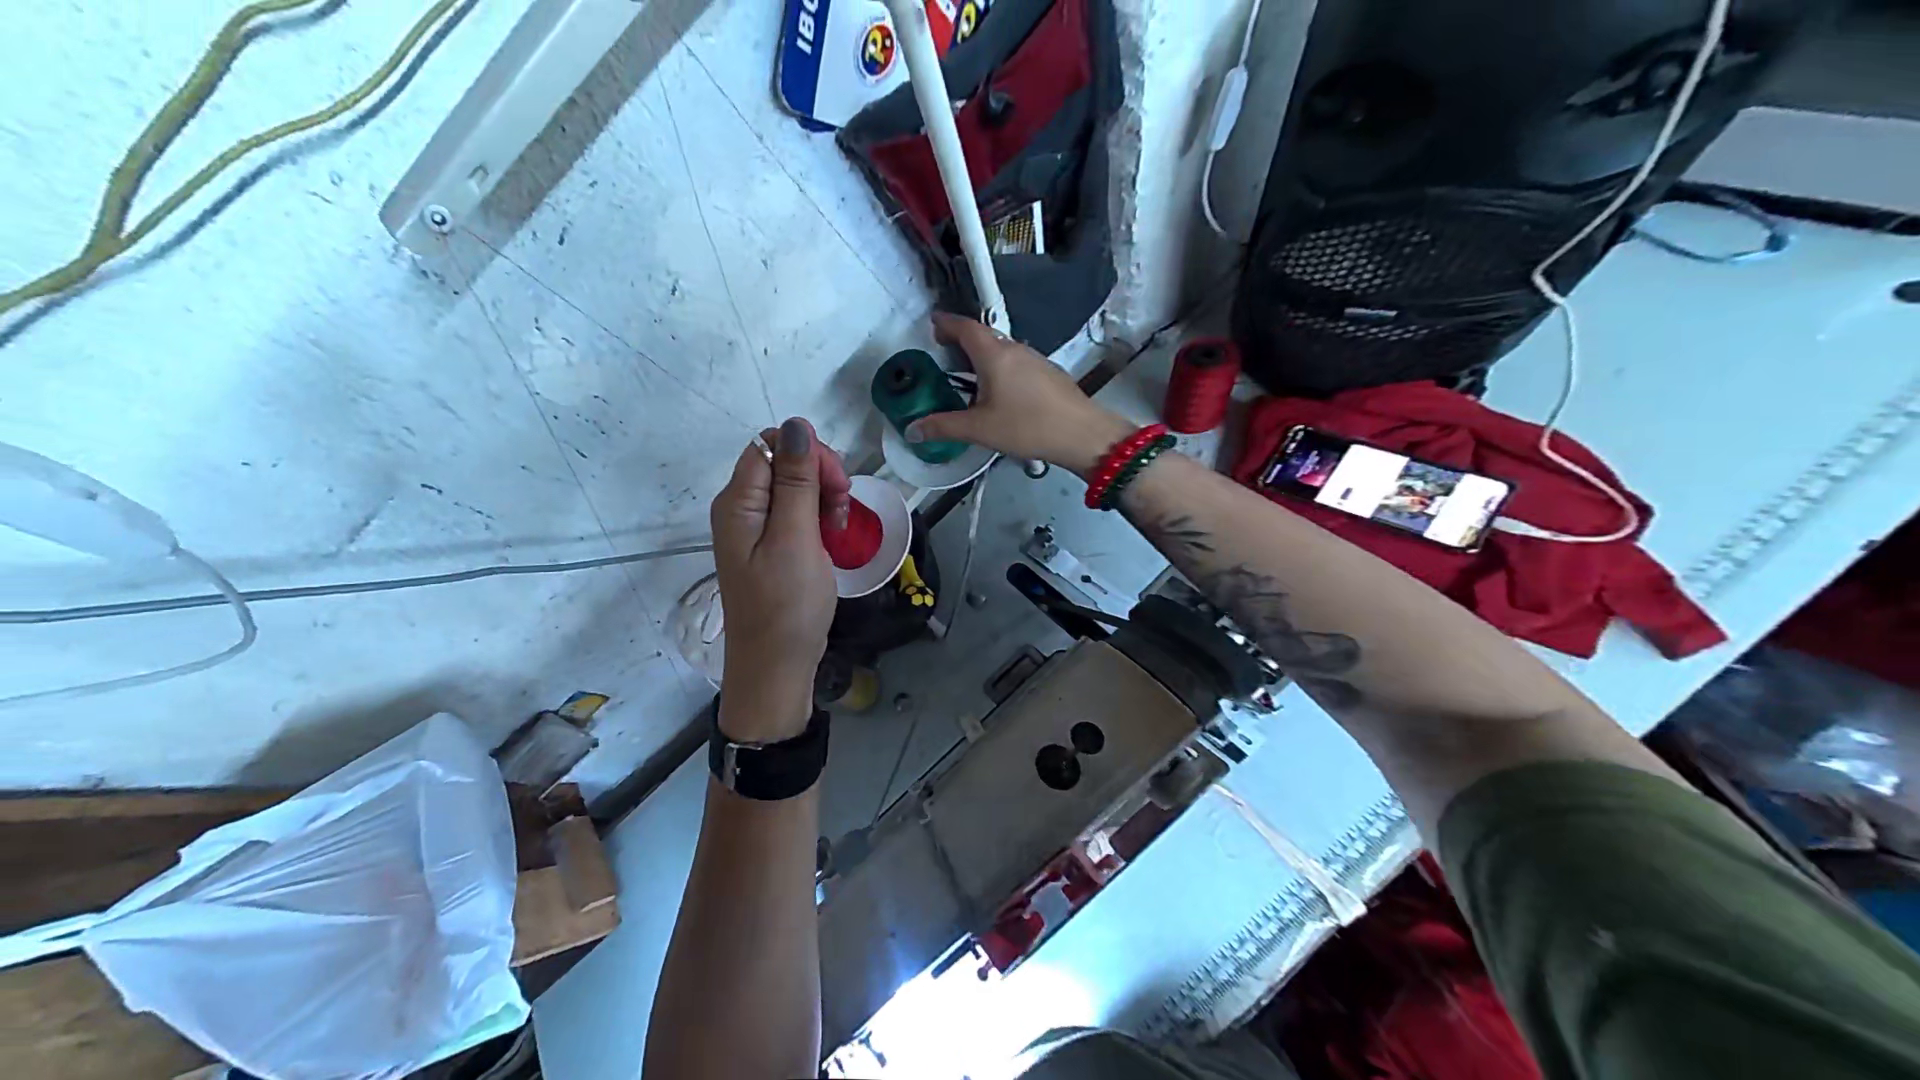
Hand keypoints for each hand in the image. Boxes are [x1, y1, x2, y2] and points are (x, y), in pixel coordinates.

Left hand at [710, 417, 850, 741]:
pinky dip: (819, 517)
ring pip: (795, 487)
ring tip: (840, 526)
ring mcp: (756, 529)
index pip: (771, 444)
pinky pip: (796, 513)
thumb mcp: (796, 539)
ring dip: (824, 496)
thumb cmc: (787, 606)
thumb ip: (797, 481)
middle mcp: (742, 508)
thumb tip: (796, 424)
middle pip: (783, 462)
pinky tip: (833, 534)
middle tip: (843, 509)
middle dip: (820, 475)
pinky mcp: (772, 546)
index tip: (836, 485)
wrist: (777, 668)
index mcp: (739, 502)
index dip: (808, 455)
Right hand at [906, 313, 1133, 478]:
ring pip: (1002, 350)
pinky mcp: (1048, 373)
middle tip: (944, 351)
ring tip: (968, 374)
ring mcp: (1035, 360)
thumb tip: (913, 430)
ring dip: (983, 355)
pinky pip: (1017, 363)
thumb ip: (943, 426)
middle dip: (962, 340)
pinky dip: (1001, 368)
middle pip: (983, 336)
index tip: (933, 324)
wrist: (1081, 434)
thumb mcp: (979, 429)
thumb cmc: (1028, 427)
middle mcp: (1015, 349)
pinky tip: (999, 392)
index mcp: (994, 355)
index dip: (946, 323)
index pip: (965, 327)